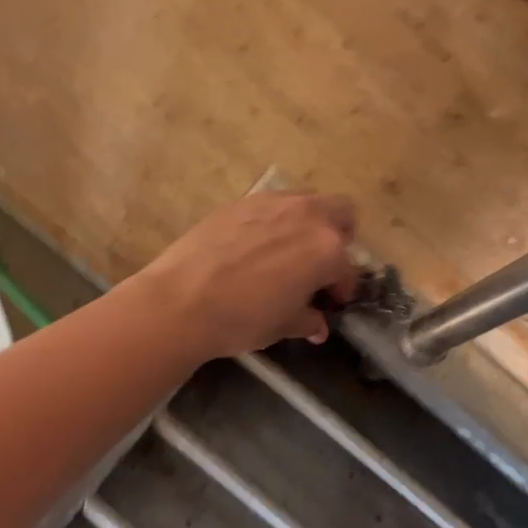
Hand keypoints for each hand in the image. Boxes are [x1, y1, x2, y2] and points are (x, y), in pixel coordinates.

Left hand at [131, 190, 359, 358]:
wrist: (180, 301)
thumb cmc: (241, 319)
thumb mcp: (282, 326)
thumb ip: (307, 320)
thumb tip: (317, 324)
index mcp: (327, 250)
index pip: (347, 268)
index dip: (342, 288)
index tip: (332, 301)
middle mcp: (307, 216)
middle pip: (340, 212)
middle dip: (338, 237)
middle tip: (319, 265)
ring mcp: (272, 203)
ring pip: (305, 202)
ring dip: (307, 224)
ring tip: (288, 254)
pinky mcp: (240, 201)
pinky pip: (271, 205)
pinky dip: (274, 222)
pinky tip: (254, 248)